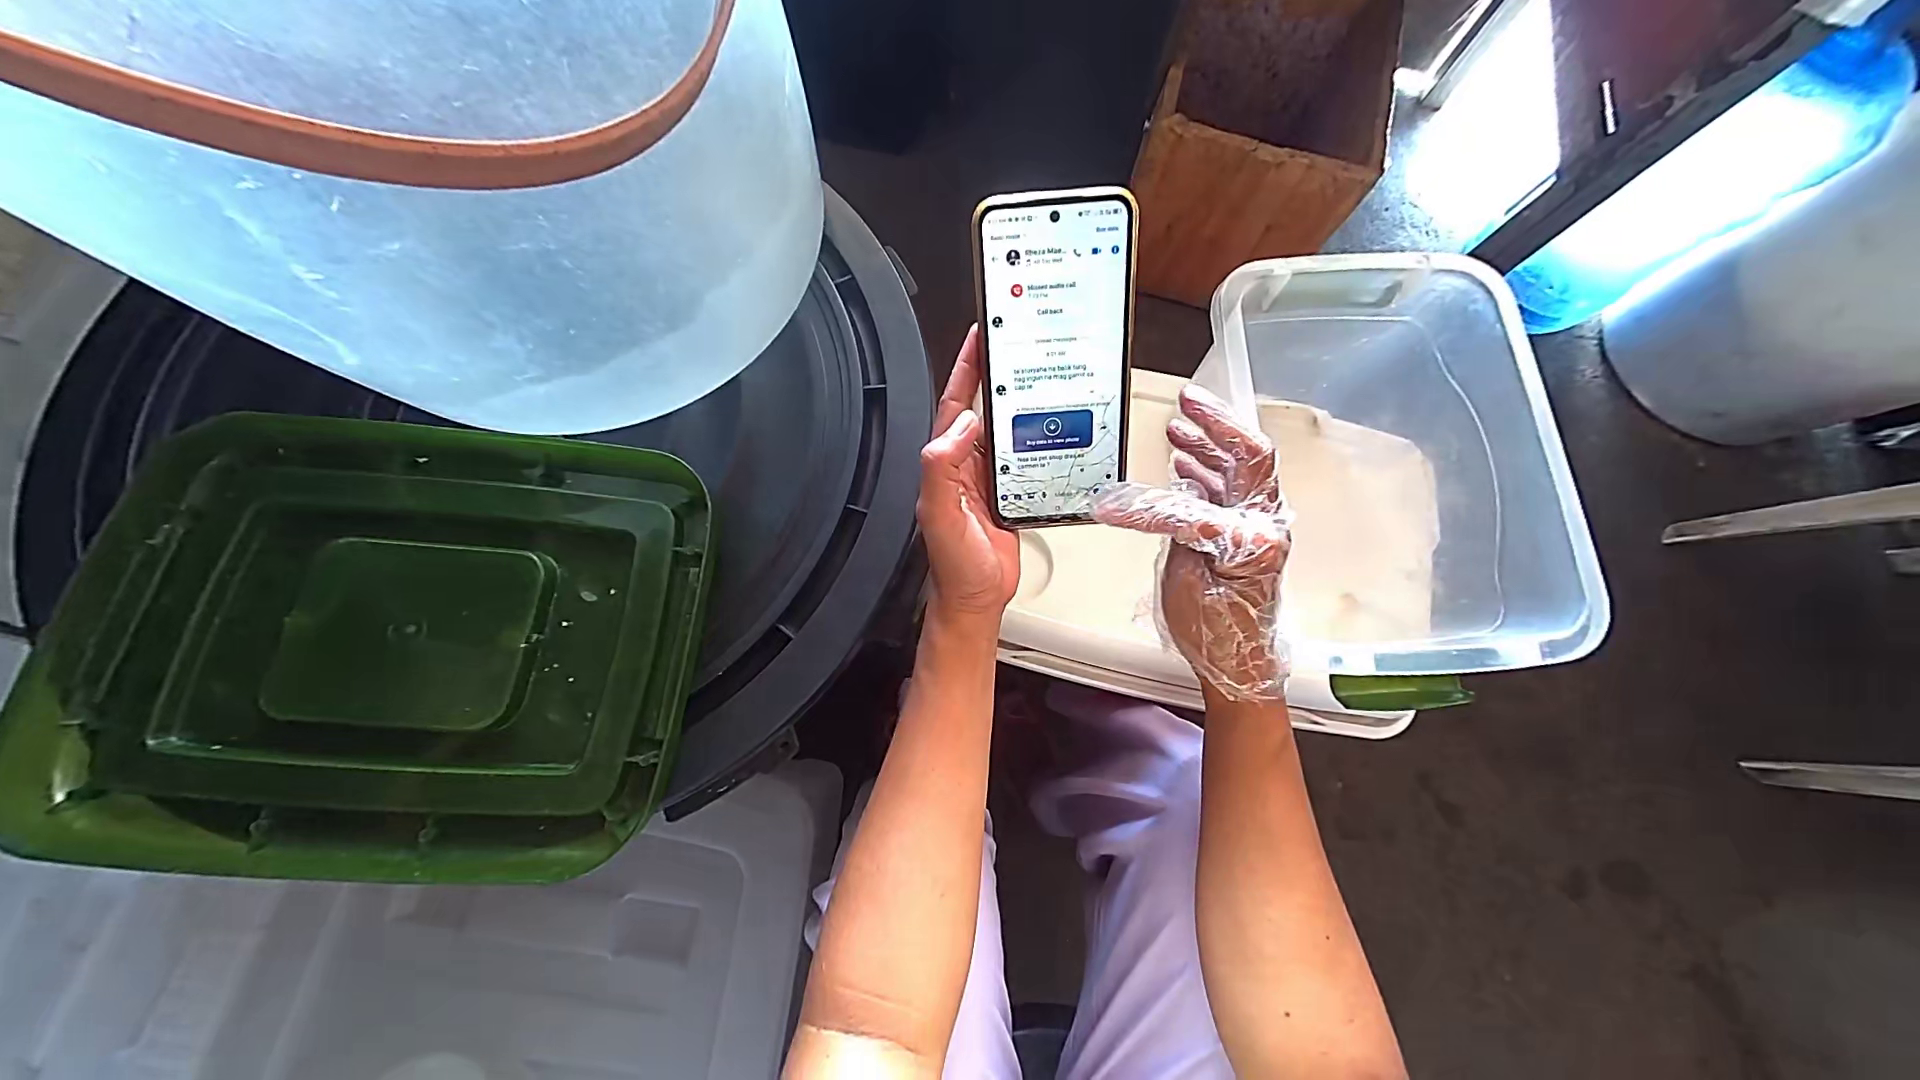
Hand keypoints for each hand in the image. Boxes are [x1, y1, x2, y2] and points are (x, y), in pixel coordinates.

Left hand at [919, 325, 1018, 622]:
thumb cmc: (954, 566)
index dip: (966, 370)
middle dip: (994, 375)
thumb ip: (941, 471)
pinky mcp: (1011, 493)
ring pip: (1003, 430)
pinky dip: (1035, 438)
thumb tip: (960, 429)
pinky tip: (1048, 427)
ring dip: (1016, 403)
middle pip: (981, 409)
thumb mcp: (941, 516)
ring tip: (1034, 375)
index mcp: (945, 465)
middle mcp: (965, 466)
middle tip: (1011, 344)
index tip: (979, 338)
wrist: (977, 598)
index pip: (955, 406)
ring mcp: (988, 479)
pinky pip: (1022, 456)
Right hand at [1092, 384, 1290, 700]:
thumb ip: (1175, 531)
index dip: (1148, 502)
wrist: (1240, 662)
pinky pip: (1231, 488)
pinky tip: (1186, 463)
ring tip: (1180, 426)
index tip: (1116, 505)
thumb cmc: (1219, 633)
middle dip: (1217, 424)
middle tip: (1188, 402)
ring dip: (1210, 443)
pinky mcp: (1249, 533)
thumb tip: (1148, 502)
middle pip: (1248, 457)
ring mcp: (1261, 527)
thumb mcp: (1186, 581)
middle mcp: (1266, 526)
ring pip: (1241, 468)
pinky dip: (1207, 469)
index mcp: (1254, 539)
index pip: (1195, 502)